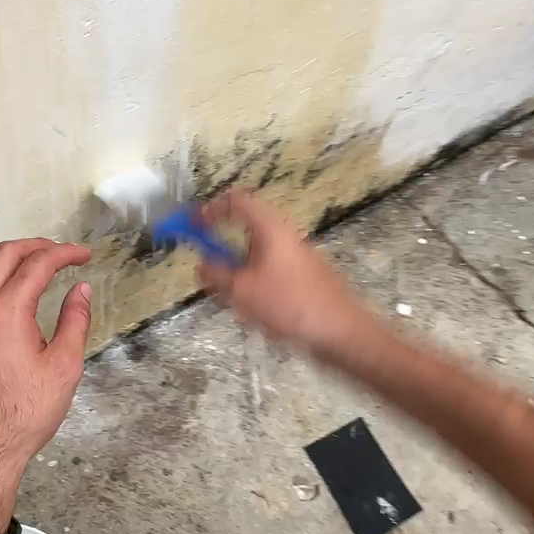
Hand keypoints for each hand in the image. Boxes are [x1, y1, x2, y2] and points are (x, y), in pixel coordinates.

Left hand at [0, 238, 92, 532]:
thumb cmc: (22, 416)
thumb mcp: (63, 368)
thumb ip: (75, 322)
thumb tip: (81, 290)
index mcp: (6, 312)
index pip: (38, 264)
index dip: (65, 253)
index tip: (85, 255)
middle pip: (4, 254)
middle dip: (37, 246)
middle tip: (62, 255)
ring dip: (10, 261)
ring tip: (36, 272)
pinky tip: (6, 298)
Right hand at [198, 189, 376, 353]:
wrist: (342, 333)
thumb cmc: (288, 303)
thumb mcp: (240, 290)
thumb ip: (215, 273)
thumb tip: (201, 263)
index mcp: (269, 227)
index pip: (236, 201)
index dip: (210, 208)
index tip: (191, 227)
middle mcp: (284, 236)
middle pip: (243, 235)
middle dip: (224, 260)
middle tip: (217, 283)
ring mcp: (296, 259)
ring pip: (254, 263)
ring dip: (240, 283)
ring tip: (244, 310)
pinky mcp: (303, 280)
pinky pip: (269, 279)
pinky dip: (258, 295)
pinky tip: (264, 320)